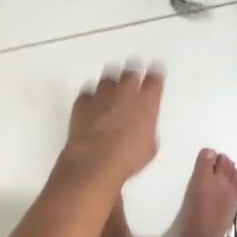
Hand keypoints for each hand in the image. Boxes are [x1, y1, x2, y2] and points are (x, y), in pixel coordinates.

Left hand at [58, 65, 162, 183]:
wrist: (94, 163)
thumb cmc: (126, 159)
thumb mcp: (149, 148)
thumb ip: (148, 128)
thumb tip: (142, 129)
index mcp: (147, 102)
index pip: (154, 79)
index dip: (154, 78)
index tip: (153, 78)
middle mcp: (125, 92)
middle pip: (130, 72)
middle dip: (132, 75)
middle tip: (132, 81)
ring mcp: (101, 95)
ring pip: (108, 79)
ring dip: (111, 84)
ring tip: (111, 92)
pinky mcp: (81, 103)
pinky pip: (87, 94)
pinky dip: (90, 99)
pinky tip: (91, 106)